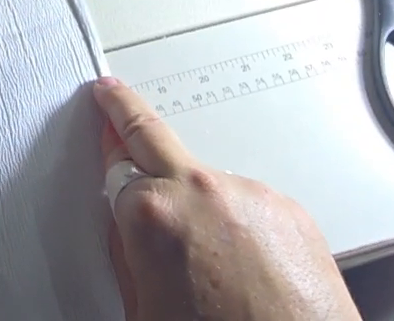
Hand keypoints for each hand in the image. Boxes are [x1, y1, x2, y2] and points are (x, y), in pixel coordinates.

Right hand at [93, 77, 358, 320]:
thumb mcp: (144, 310)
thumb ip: (128, 253)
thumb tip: (124, 218)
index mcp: (151, 214)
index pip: (116, 166)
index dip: (111, 160)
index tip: (105, 128)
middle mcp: (200, 190)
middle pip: (151, 133)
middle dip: (125, 110)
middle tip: (113, 94)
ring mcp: (249, 195)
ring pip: (207, 183)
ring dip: (201, 205)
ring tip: (214, 264)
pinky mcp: (288, 208)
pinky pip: (249, 206)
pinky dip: (243, 226)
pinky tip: (248, 269)